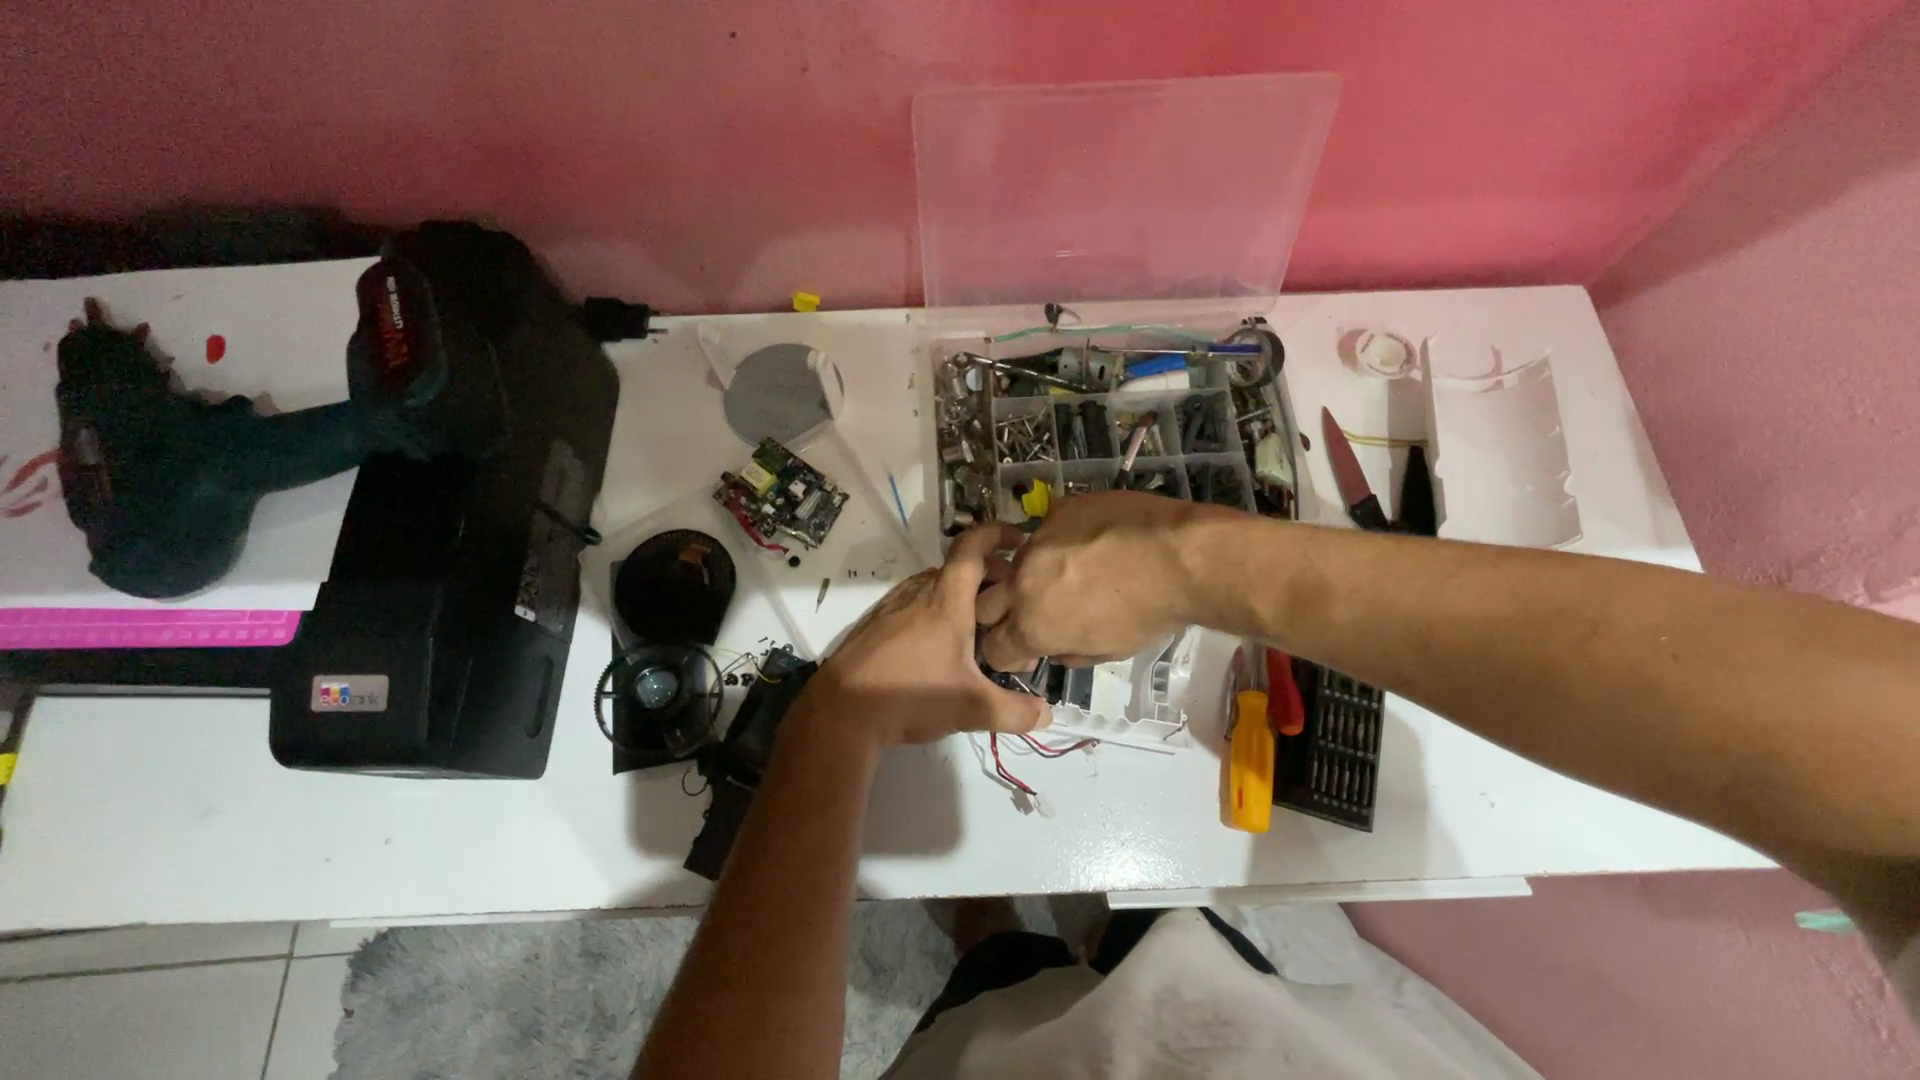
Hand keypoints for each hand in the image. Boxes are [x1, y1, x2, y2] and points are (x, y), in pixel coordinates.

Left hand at [788, 524, 1050, 752]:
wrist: (841, 712)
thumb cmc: (911, 696)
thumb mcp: (972, 707)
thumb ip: (1015, 711)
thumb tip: (1048, 714)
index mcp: (946, 599)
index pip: (973, 546)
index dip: (998, 533)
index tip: (1020, 539)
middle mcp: (918, 593)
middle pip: (958, 568)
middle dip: (989, 575)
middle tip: (1012, 602)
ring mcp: (893, 607)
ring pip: (936, 587)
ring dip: (962, 596)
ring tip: (983, 627)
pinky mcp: (876, 625)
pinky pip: (915, 604)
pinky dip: (937, 612)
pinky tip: (943, 647)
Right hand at [978, 492, 1231, 670]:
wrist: (1180, 556)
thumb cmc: (1149, 614)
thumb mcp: (1109, 650)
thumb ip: (1070, 652)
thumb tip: (1056, 648)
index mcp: (1032, 626)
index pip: (992, 647)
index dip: (1007, 653)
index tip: (1027, 649)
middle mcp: (1021, 583)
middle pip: (983, 603)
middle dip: (1001, 613)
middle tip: (1034, 610)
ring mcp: (1036, 541)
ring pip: (1014, 562)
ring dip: (1030, 573)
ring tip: (1066, 571)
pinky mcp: (1057, 510)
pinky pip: (1044, 529)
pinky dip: (1059, 541)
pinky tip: (1089, 541)